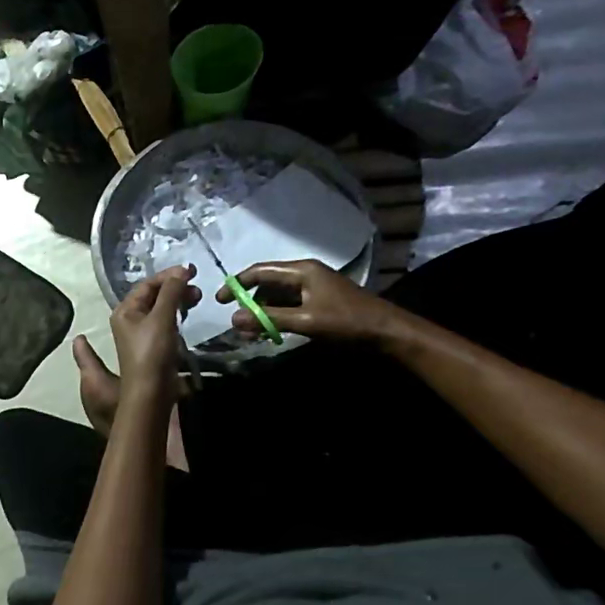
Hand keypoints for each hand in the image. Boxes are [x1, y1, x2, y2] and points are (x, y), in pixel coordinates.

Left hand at [110, 265, 199, 396]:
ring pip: (161, 309)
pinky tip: (188, 316)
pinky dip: (177, 316)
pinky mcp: (154, 346)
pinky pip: (166, 323)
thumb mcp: (161, 318)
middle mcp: (130, 319)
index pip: (147, 284)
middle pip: (154, 295)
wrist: (151, 392)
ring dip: (178, 301)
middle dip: (175, 288)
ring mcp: (142, 333)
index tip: (191, 271)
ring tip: (197, 299)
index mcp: (125, 310)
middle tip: (197, 288)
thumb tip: (181, 270)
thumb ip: (171, 292)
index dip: (168, 275)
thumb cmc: (152, 352)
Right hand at [219, 259, 405, 341]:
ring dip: (262, 313)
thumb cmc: (347, 323)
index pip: (260, 271)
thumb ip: (269, 319)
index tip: (218, 301)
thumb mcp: (306, 322)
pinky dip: (276, 317)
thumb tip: (233, 320)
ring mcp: (313, 288)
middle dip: (248, 302)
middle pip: (267, 283)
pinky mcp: (318, 302)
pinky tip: (270, 333)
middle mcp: (305, 274)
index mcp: (302, 270)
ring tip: (251, 333)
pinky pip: (289, 305)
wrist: (386, 332)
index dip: (236, 284)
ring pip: (277, 297)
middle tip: (236, 324)